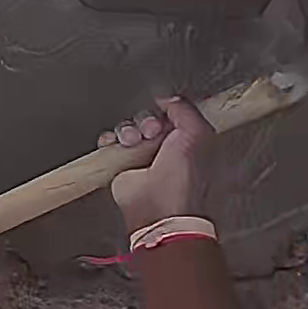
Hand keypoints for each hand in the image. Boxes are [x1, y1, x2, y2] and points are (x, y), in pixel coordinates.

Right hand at [97, 96, 213, 229]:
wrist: (159, 209)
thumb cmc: (184, 180)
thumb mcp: (197, 135)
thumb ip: (186, 110)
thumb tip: (167, 99)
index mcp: (185, 141)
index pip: (170, 114)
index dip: (166, 110)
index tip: (165, 115)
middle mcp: (163, 149)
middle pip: (147, 118)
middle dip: (146, 121)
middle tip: (150, 132)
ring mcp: (141, 157)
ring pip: (128, 128)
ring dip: (127, 131)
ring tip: (132, 143)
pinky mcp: (120, 166)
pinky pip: (110, 143)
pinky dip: (110, 141)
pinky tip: (116, 145)